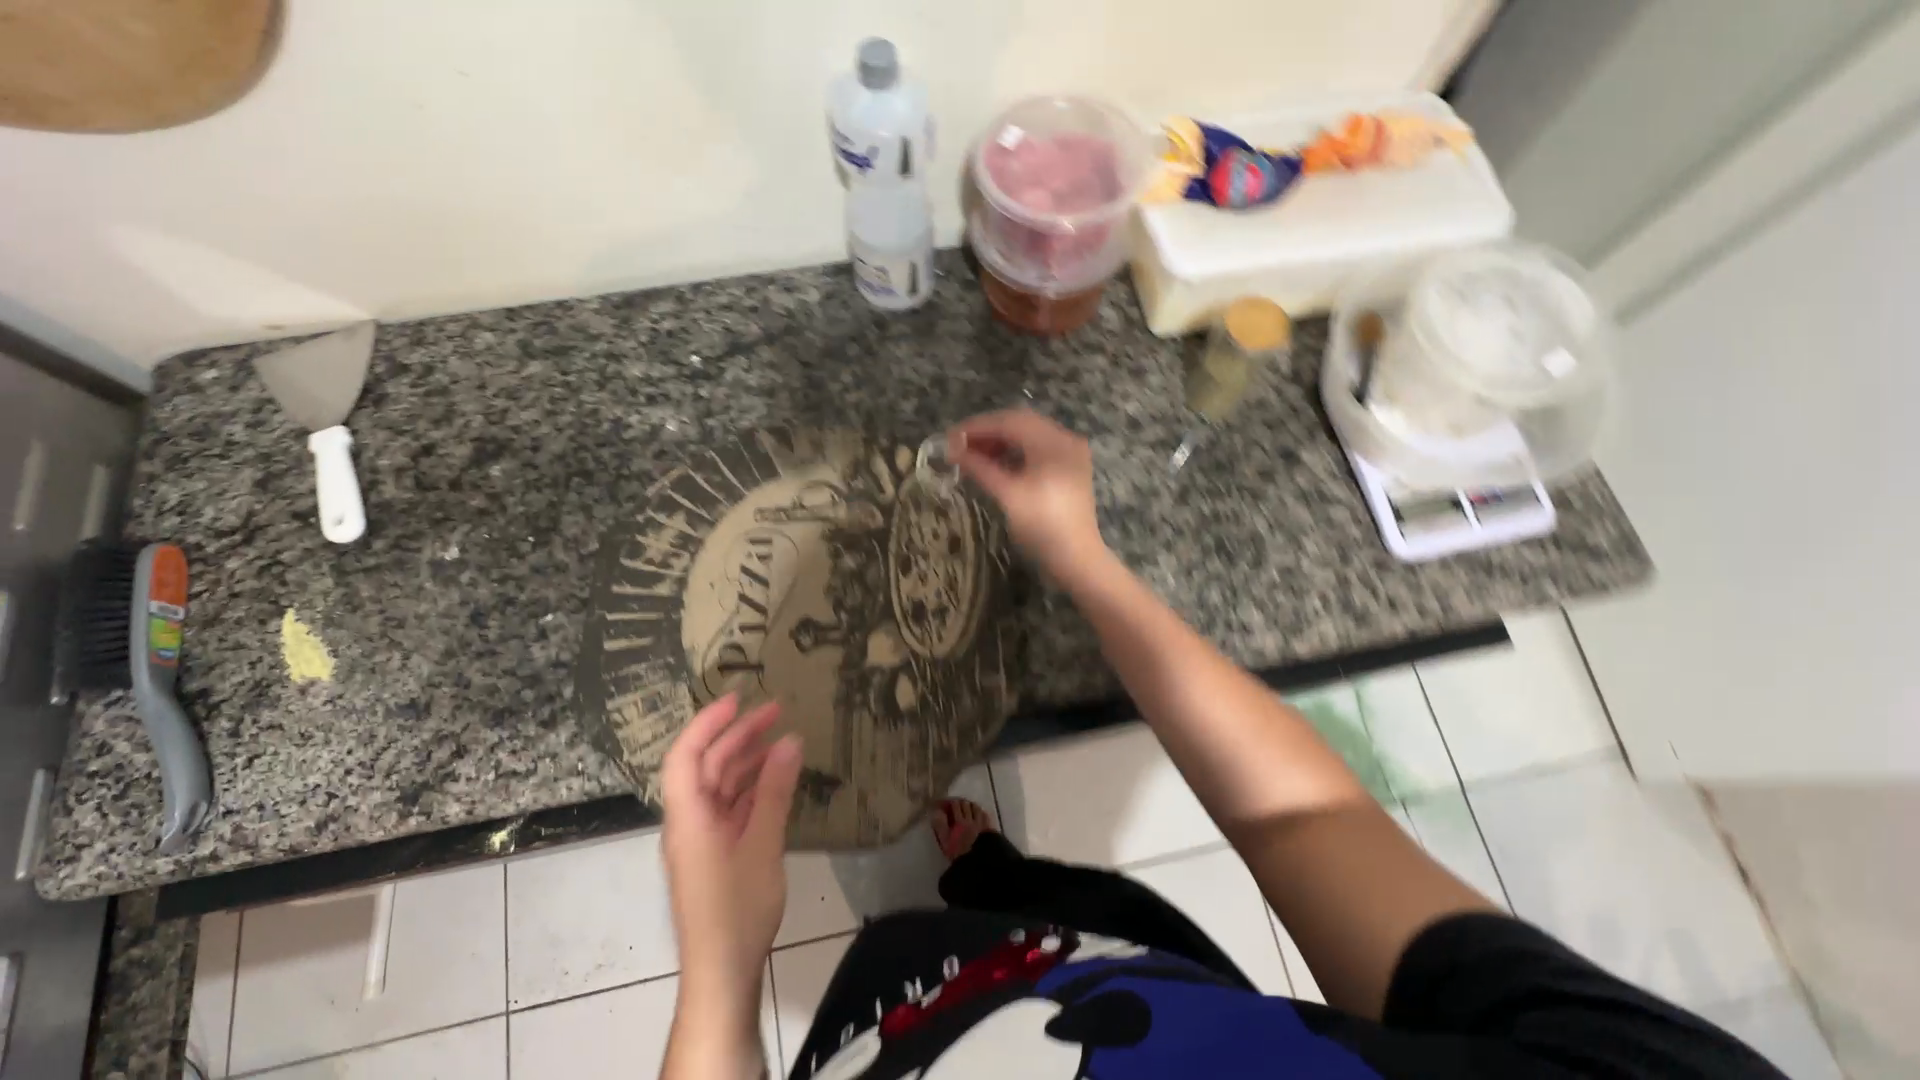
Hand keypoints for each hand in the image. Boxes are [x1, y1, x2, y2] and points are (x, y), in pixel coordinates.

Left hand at [661, 694, 801, 1007]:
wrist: (722, 971)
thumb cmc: (737, 908)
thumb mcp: (762, 846)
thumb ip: (774, 792)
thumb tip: (790, 742)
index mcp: (688, 817)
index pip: (687, 756)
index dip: (708, 723)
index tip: (739, 699)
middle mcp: (689, 823)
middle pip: (707, 767)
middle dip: (738, 736)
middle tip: (776, 711)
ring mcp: (702, 840)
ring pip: (720, 788)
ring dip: (748, 761)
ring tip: (783, 739)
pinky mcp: (715, 856)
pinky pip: (731, 810)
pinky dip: (753, 790)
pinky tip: (778, 780)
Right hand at [949, 409, 1108, 579]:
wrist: (1076, 560)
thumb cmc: (1042, 527)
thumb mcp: (1008, 495)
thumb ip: (980, 467)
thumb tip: (953, 450)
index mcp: (1053, 442)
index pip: (1009, 421)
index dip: (976, 426)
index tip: (949, 437)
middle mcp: (1065, 440)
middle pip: (1020, 424)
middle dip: (987, 433)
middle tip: (958, 446)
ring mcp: (1070, 455)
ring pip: (1029, 437)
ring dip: (1000, 442)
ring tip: (973, 456)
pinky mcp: (1069, 470)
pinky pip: (1037, 450)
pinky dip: (1015, 453)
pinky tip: (995, 464)